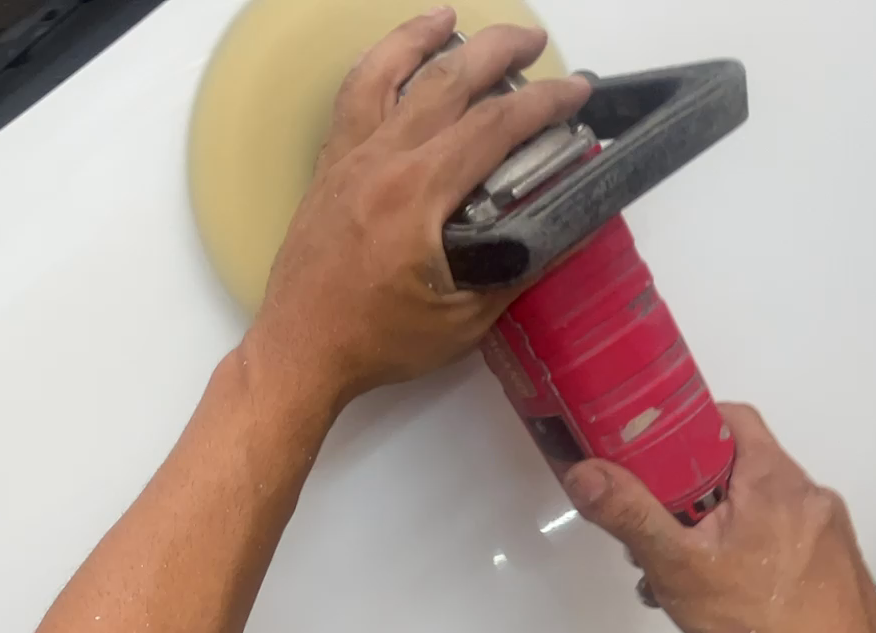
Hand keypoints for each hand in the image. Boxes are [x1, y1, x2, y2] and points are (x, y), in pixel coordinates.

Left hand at [243, 12, 590, 405]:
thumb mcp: (460, 320)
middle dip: (497, 50)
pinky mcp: (321, 180)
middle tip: (531, 42)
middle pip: (444, 81)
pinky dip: (371, 76)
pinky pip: (346, 109)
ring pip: (379, 77)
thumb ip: (515, 274)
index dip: (544, 103)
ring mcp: (342, 167)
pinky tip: (386, 75)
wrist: (298, 356)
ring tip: (446, 20)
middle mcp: (377, 164)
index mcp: (416, 194)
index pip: (494, 125)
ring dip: (417, 39)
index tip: (577, 93)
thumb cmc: (372, 344)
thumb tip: (560, 238)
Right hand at [561, 406, 875, 632]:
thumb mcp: (675, 563)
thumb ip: (627, 513)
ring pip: (748, 509)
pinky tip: (711, 594)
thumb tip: (582, 471)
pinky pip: (769, 540)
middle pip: (732, 468)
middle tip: (646, 527)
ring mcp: (824, 532)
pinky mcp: (828, 565)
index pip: (728, 419)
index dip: (681, 426)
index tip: (641, 451)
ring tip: (672, 573)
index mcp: (775, 479)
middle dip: (680, 493)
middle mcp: (808, 495)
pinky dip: (733, 553)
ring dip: (703, 530)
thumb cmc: (754, 617)